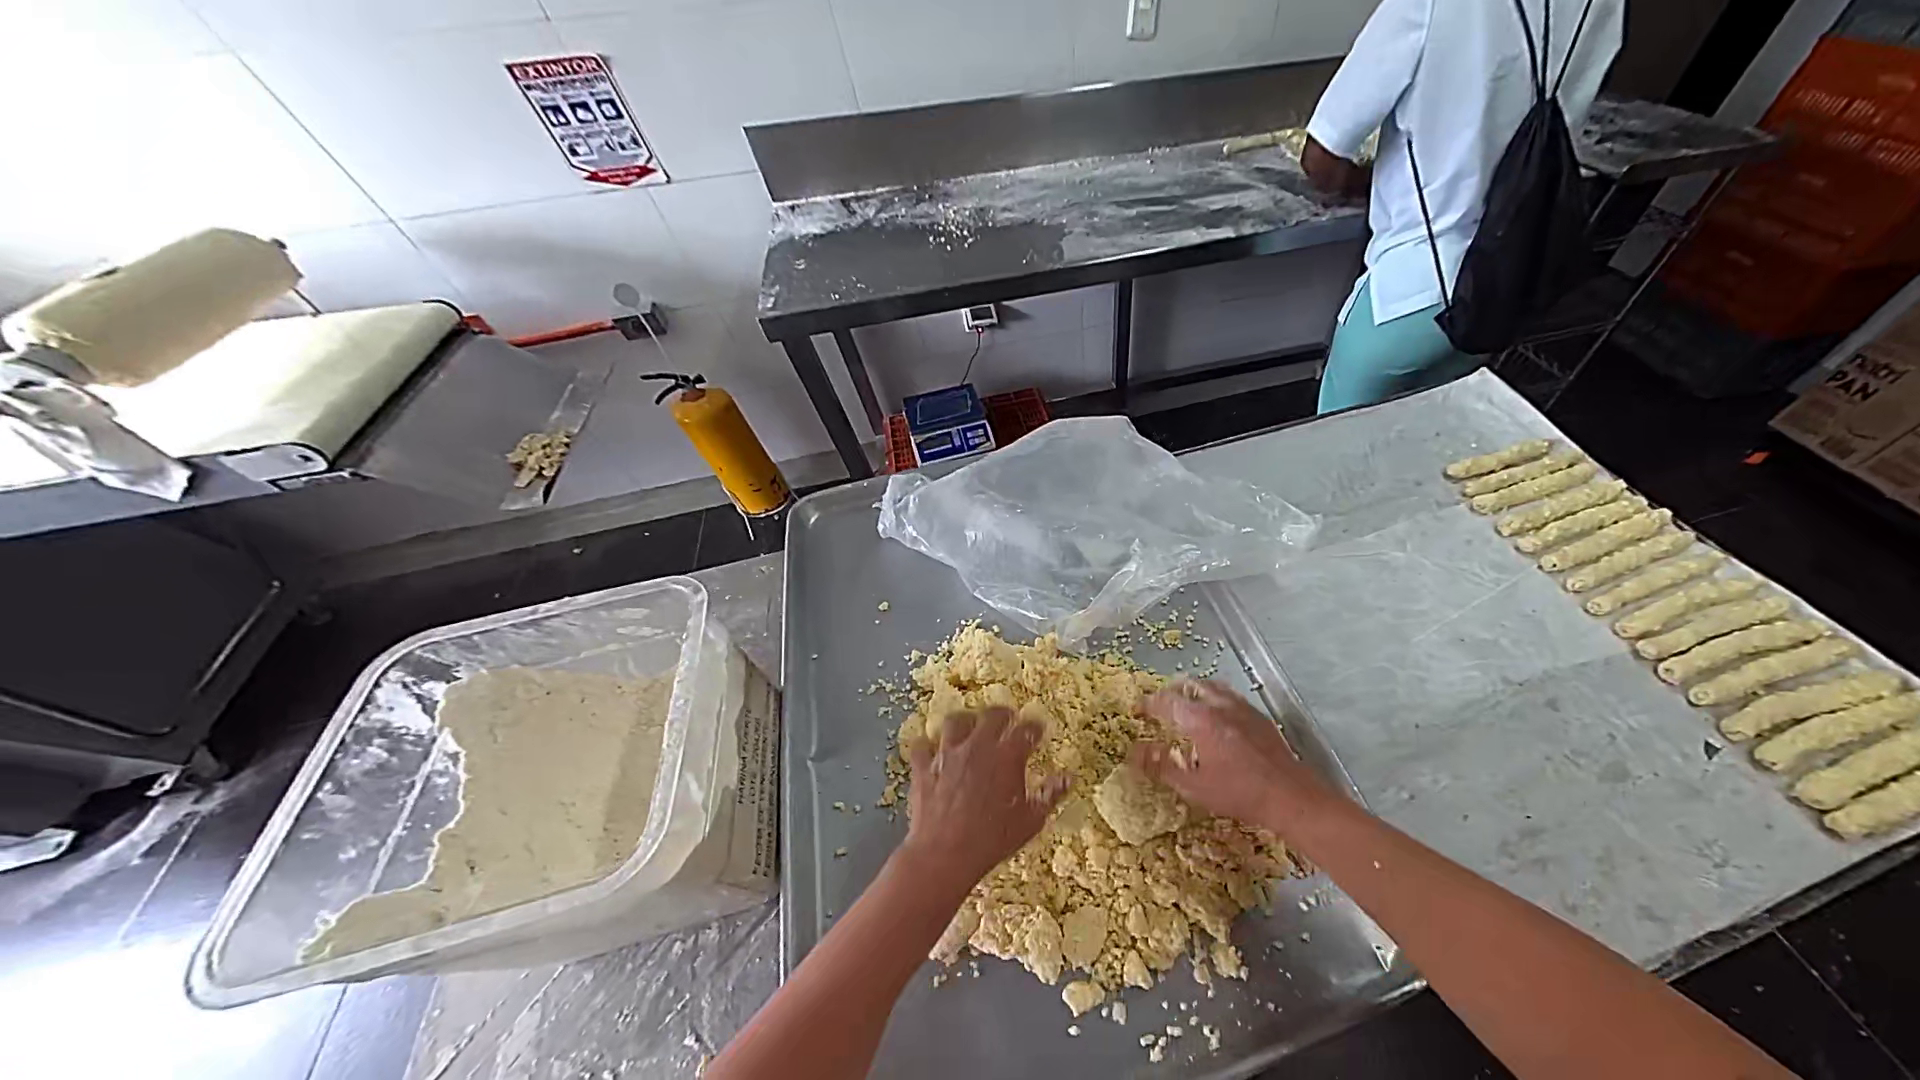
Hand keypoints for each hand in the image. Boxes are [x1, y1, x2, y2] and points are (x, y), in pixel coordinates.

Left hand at [902, 707, 1067, 891]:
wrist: (945, 852)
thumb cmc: (993, 840)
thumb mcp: (1030, 821)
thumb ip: (1049, 795)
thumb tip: (1069, 778)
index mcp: (1006, 756)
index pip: (1026, 730)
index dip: (1034, 727)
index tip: (1037, 729)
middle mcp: (977, 746)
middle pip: (992, 715)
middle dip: (1003, 714)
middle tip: (1008, 719)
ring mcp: (947, 753)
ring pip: (955, 721)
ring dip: (965, 721)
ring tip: (970, 726)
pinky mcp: (923, 766)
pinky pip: (923, 746)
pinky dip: (929, 747)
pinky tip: (933, 752)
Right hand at [1133, 679, 1335, 832]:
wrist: (1291, 797)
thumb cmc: (1239, 793)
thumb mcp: (1193, 785)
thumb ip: (1160, 766)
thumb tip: (1135, 752)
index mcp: (1200, 719)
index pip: (1165, 701)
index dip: (1147, 703)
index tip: (1137, 710)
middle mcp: (1220, 706)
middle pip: (1190, 685)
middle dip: (1171, 692)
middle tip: (1160, 705)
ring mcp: (1242, 709)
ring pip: (1212, 687)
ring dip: (1194, 692)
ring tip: (1187, 705)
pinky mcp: (1260, 718)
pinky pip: (1230, 697)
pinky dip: (1215, 700)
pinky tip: (1218, 718)